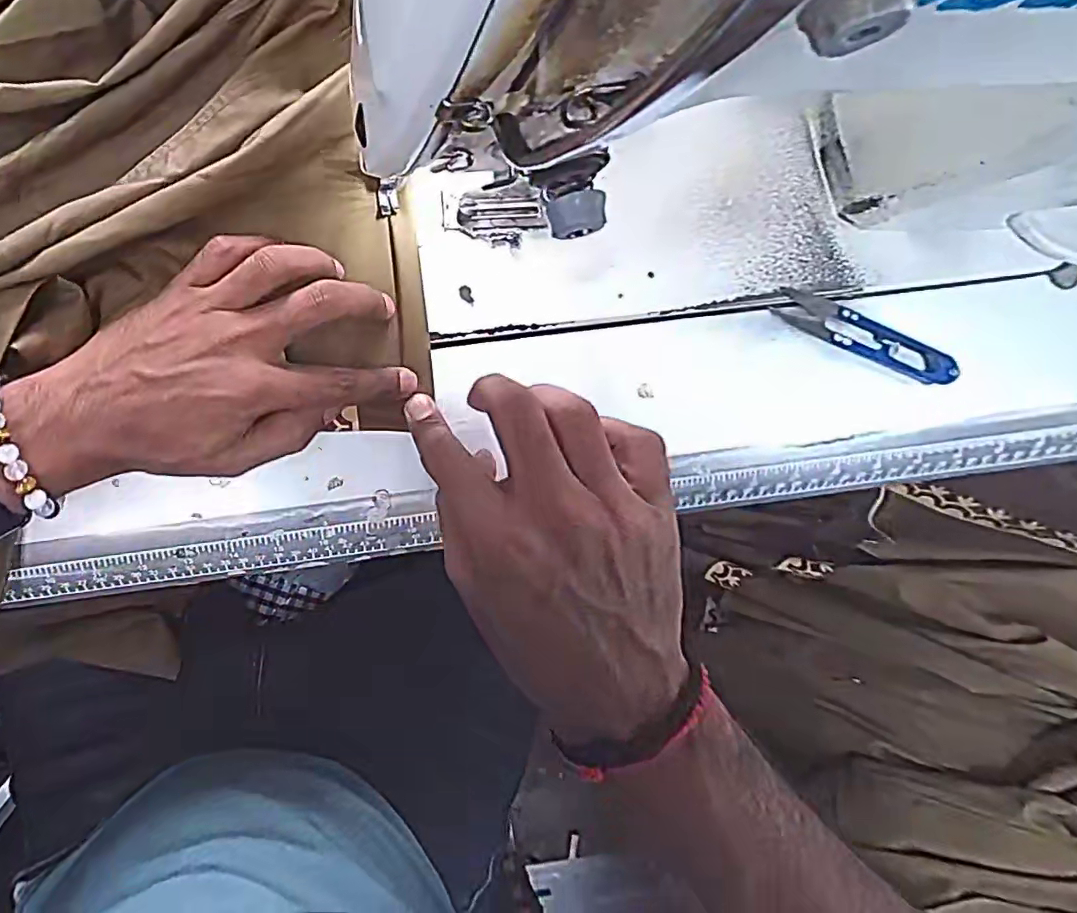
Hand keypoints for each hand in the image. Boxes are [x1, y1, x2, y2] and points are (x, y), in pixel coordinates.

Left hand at [0, 236, 415, 503]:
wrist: (90, 413)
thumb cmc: (152, 439)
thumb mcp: (227, 460)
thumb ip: (283, 437)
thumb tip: (321, 415)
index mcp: (253, 388)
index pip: (334, 382)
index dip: (376, 383)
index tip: (398, 379)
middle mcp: (239, 340)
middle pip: (318, 304)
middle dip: (361, 302)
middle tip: (377, 305)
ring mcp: (210, 307)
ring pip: (276, 265)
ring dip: (313, 261)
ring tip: (332, 271)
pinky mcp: (182, 290)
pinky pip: (225, 252)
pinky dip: (256, 245)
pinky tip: (271, 253)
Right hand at [403, 376, 684, 742]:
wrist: (618, 687)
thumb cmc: (537, 643)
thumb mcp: (471, 587)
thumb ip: (457, 521)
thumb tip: (460, 466)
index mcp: (496, 539)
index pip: (449, 455)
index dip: (427, 422)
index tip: (423, 409)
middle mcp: (552, 513)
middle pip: (517, 412)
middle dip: (489, 388)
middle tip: (482, 394)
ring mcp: (609, 508)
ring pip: (575, 414)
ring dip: (541, 396)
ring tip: (530, 406)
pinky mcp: (652, 511)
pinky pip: (635, 441)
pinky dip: (605, 426)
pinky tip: (587, 438)